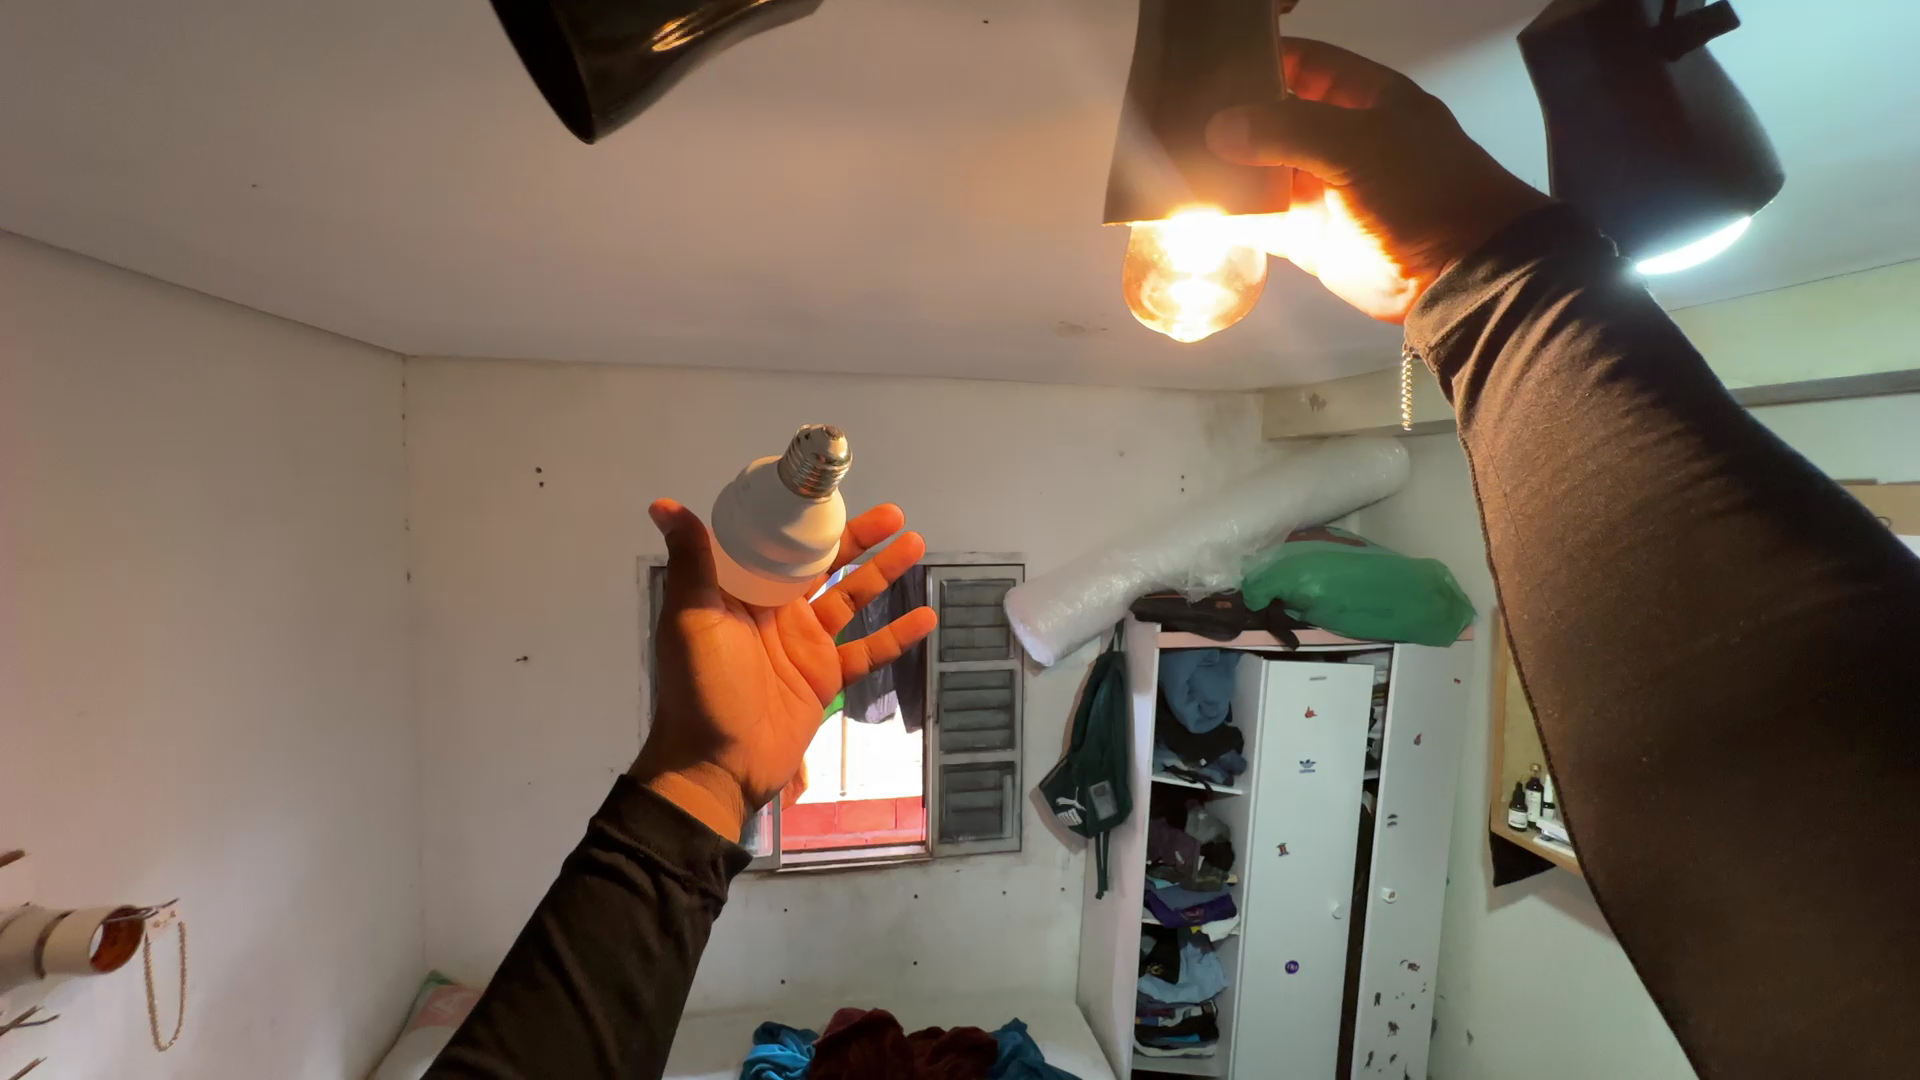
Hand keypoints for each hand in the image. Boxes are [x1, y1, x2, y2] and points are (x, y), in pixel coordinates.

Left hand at [634, 499, 937, 839]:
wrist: (717, 765)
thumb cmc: (701, 687)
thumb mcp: (691, 619)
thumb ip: (691, 562)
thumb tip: (662, 504)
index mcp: (746, 593)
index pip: (783, 546)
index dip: (810, 521)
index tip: (835, 496)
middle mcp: (779, 612)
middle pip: (827, 566)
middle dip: (860, 539)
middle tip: (895, 514)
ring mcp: (807, 644)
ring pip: (853, 599)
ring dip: (884, 573)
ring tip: (915, 545)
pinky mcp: (827, 676)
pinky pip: (869, 649)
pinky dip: (897, 635)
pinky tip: (926, 618)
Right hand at [1207, 38, 1551, 322]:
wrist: (1448, 271)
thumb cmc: (1417, 190)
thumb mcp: (1357, 144)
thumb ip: (1287, 131)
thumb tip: (1217, 129)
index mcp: (1361, 99)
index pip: (1304, 64)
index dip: (1261, 60)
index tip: (1210, 64)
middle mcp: (1336, 139)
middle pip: (1273, 119)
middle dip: (1230, 119)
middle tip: (1177, 117)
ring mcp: (1318, 189)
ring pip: (1259, 172)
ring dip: (1223, 170)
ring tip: (1173, 162)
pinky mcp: (1304, 235)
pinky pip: (1257, 220)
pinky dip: (1229, 217)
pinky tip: (1193, 210)